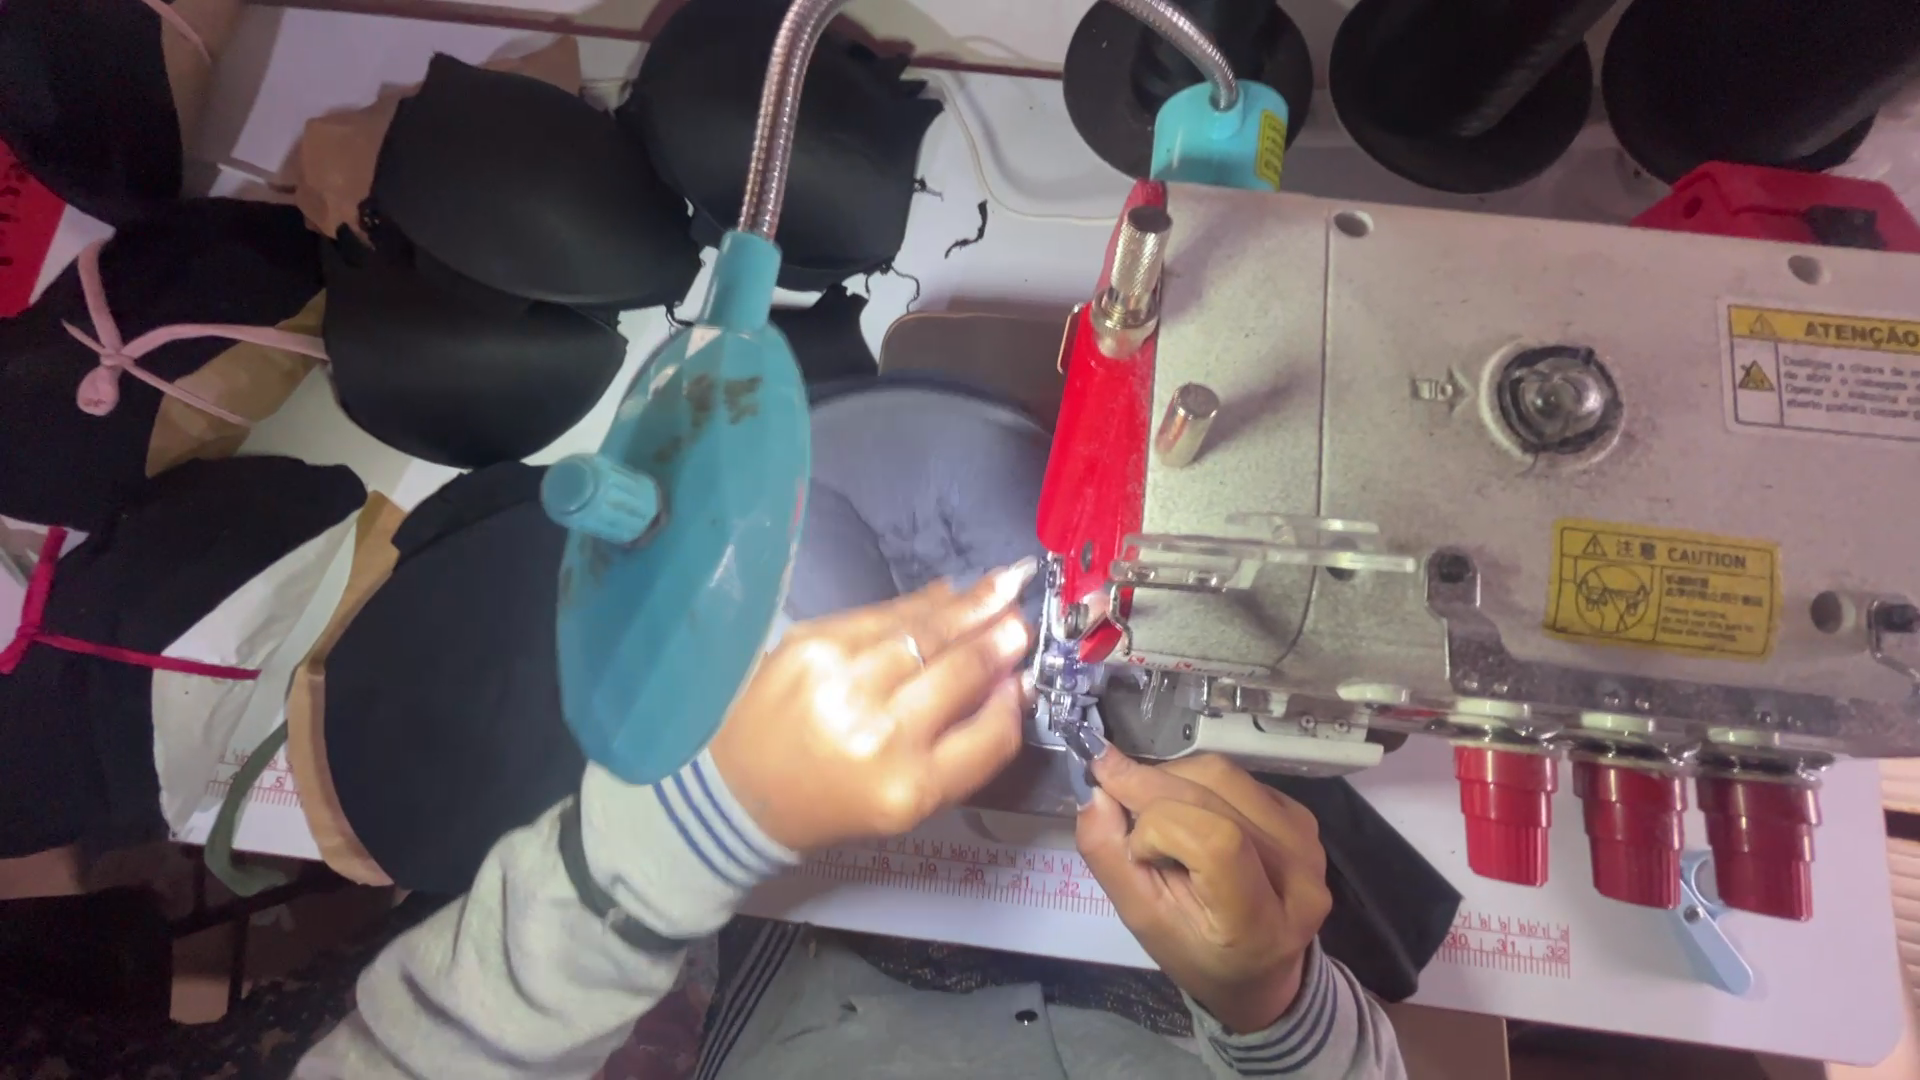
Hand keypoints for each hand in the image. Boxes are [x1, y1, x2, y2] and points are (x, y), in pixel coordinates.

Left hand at [710, 563, 1036, 853]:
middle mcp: (879, 733)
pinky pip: (883, 614)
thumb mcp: (904, 802)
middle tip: (1023, 614)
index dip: (1013, 702)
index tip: (1025, 675)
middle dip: (998, 639)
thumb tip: (1007, 684)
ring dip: (970, 606)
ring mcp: (843, 679)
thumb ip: (961, 751)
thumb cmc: (831, 802)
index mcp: (908, 789)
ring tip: (1003, 583)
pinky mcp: (813, 642)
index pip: (989, 737)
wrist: (737, 789)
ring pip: (926, 632)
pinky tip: (948, 592)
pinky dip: (921, 603)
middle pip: (961, 673)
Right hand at [1077, 752, 1331, 1033]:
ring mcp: (1304, 840)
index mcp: (1260, 922)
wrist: (1261, 967)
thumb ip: (1110, 858)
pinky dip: (1193, 777)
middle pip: (1211, 795)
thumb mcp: (1143, 921)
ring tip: (1150, 805)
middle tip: (1107, 779)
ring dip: (1169, 775)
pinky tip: (1183, 804)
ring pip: (1220, 773)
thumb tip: (1094, 792)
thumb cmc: (1197, 953)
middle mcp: (1297, 874)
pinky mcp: (1299, 815)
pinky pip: (1234, 774)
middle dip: (1147, 782)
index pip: (1215, 842)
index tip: (1130, 841)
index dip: (1160, 826)